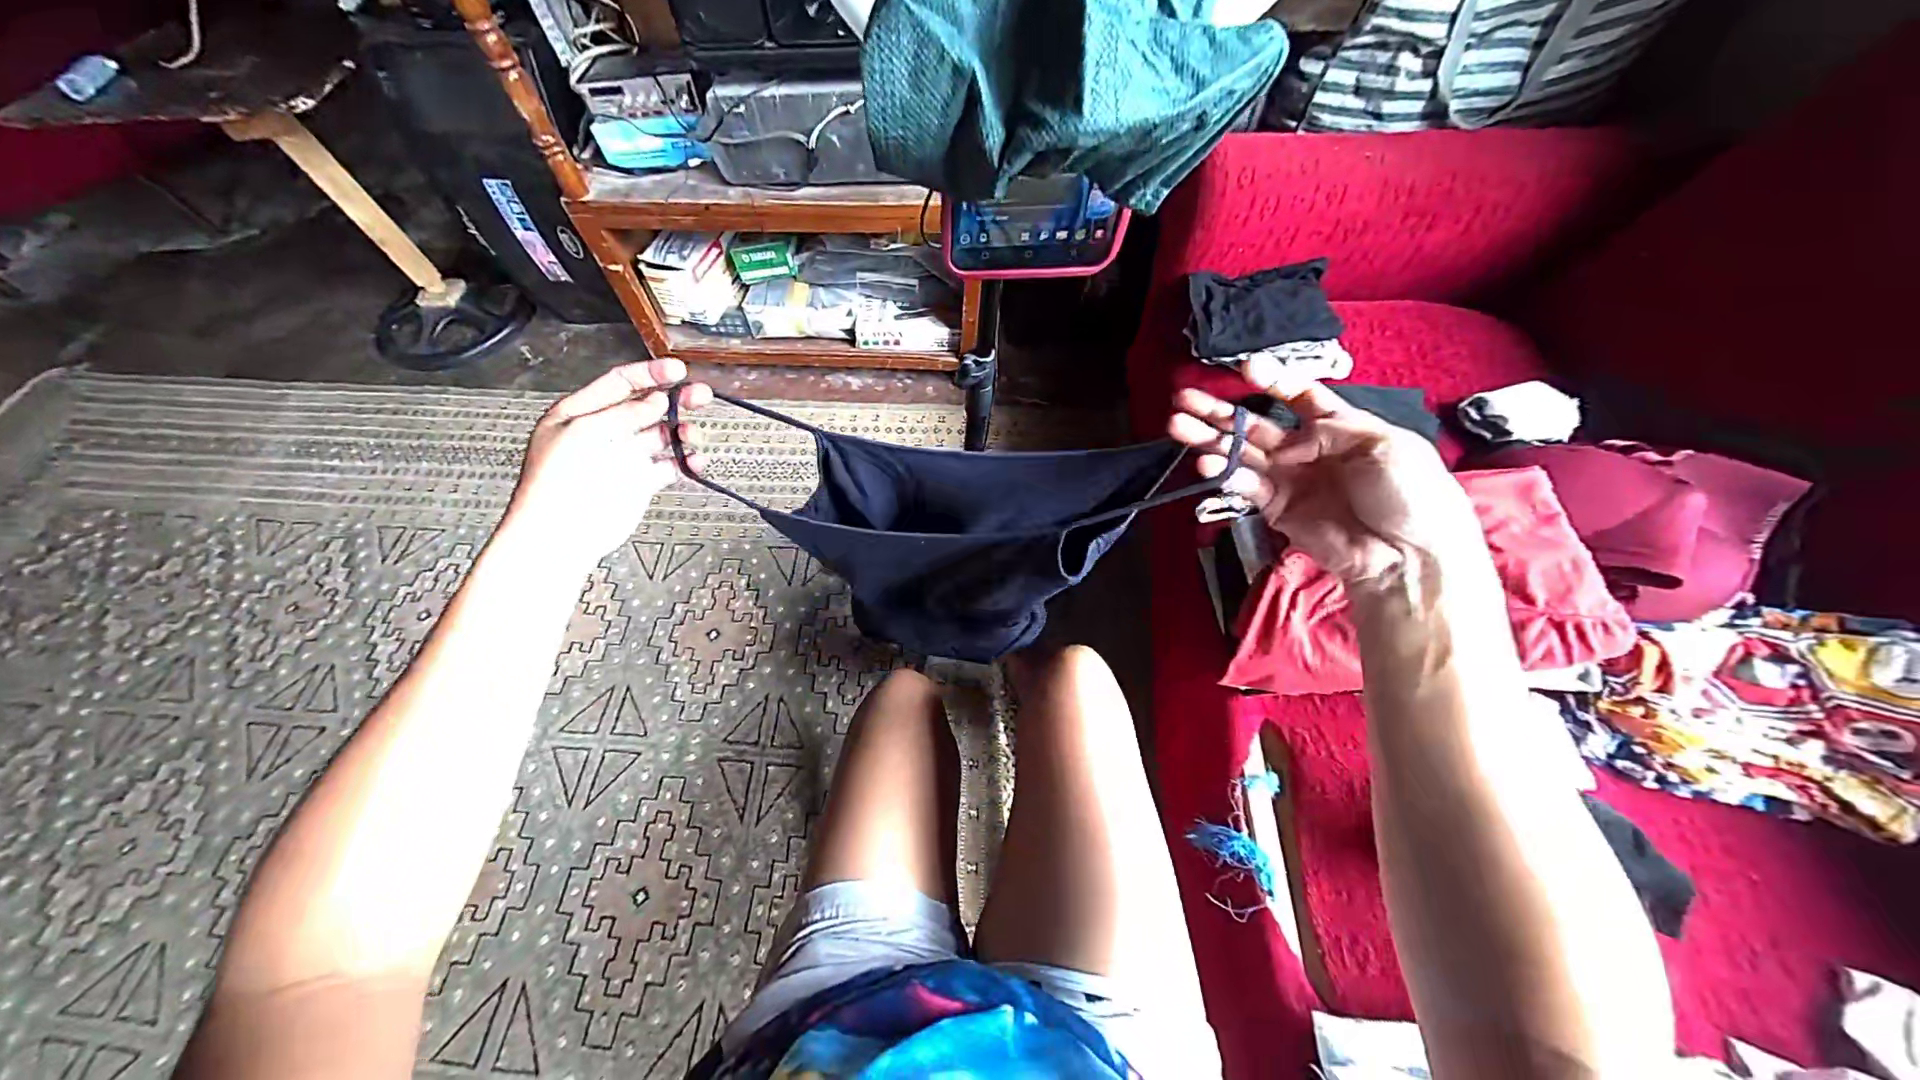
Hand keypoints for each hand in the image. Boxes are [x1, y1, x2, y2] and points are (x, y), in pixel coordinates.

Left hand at [496, 358, 711, 570]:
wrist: (561, 531)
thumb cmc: (556, 482)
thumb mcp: (586, 431)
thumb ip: (626, 412)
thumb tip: (658, 401)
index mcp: (582, 413)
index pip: (621, 383)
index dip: (651, 374)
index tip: (678, 370)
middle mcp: (605, 431)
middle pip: (648, 407)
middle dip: (676, 400)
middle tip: (700, 395)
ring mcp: (624, 457)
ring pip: (663, 435)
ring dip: (683, 431)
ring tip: (693, 436)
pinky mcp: (640, 482)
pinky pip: (671, 466)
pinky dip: (686, 462)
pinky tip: (695, 461)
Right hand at [1167, 357, 1482, 585]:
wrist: (1409, 557)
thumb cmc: (1411, 495)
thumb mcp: (1384, 443)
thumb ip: (1330, 429)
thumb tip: (1287, 442)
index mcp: (1341, 426)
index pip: (1301, 396)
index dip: (1273, 380)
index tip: (1245, 368)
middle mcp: (1309, 450)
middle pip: (1257, 425)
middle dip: (1221, 411)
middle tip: (1185, 399)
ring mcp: (1290, 480)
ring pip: (1241, 454)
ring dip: (1209, 440)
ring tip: (1178, 427)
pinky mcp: (1277, 509)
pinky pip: (1245, 486)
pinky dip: (1224, 474)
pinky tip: (1205, 464)